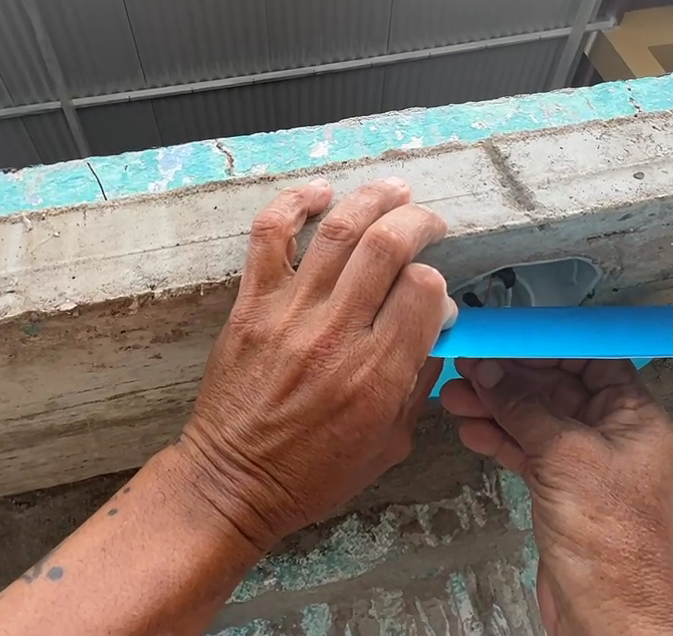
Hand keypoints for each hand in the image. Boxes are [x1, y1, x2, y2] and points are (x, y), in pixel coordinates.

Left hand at [173, 178, 456, 552]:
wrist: (233, 483)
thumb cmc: (315, 472)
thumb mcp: (390, 442)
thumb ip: (420, 380)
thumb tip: (439, 322)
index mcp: (377, 375)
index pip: (425, 292)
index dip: (437, 281)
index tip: (432, 289)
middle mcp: (336, 335)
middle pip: (388, 247)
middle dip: (419, 222)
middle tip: (429, 221)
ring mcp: (289, 313)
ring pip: (338, 230)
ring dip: (373, 199)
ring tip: (394, 190)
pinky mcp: (252, 303)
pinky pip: (270, 235)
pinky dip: (295, 203)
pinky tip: (321, 191)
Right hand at [440, 360, 672, 635]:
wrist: (607, 618)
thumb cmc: (608, 540)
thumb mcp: (563, 455)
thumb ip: (522, 406)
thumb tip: (486, 369)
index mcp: (635, 417)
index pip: (590, 359)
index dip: (548, 345)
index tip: (507, 336)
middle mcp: (614, 434)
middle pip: (556, 386)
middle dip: (510, 377)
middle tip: (469, 364)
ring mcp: (587, 463)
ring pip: (536, 418)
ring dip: (495, 406)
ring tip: (454, 396)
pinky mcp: (563, 488)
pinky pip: (528, 448)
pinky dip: (499, 437)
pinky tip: (470, 429)